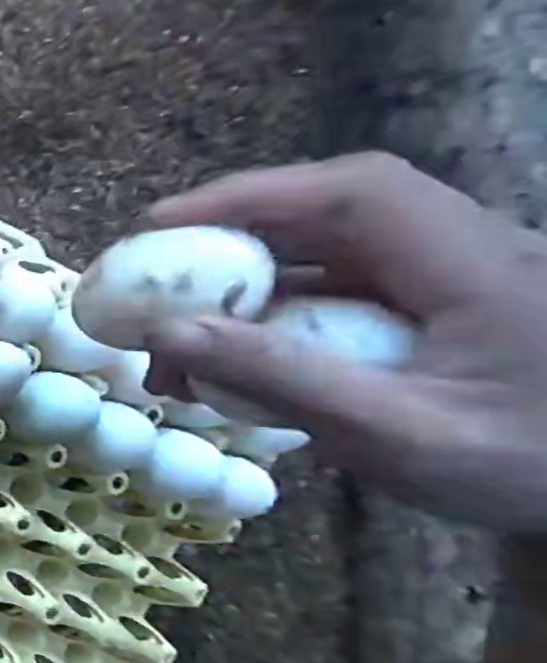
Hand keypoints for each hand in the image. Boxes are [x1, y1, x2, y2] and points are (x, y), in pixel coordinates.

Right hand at [141, 152, 546, 532]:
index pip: (355, 192)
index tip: (161, 226)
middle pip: (326, 213)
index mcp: (479, 268)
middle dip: (224, 238)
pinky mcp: (427, 310)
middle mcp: (466, 256)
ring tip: (175, 335)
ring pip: (320, 253)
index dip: (249, 196)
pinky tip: (227, 353)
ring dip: (235, 284)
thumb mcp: (397, 436)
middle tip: (152, 279)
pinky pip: (328, 289)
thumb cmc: (528, 469)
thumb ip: (282, 380)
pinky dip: (261, 311)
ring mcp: (447, 283)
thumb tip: (164, 333)